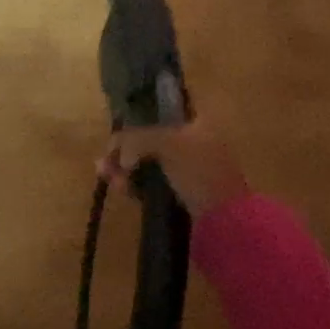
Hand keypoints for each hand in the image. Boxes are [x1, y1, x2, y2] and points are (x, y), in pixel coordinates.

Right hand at [99, 119, 251, 215]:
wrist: (224, 223)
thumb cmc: (200, 172)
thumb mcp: (168, 144)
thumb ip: (137, 139)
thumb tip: (117, 153)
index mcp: (200, 123)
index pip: (170, 105)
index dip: (145, 108)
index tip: (123, 117)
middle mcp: (194, 142)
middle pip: (152, 136)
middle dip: (126, 144)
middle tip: (106, 155)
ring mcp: (187, 171)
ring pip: (148, 161)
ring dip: (125, 165)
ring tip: (105, 173)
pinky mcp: (180, 196)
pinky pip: (151, 184)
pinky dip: (134, 184)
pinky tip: (117, 187)